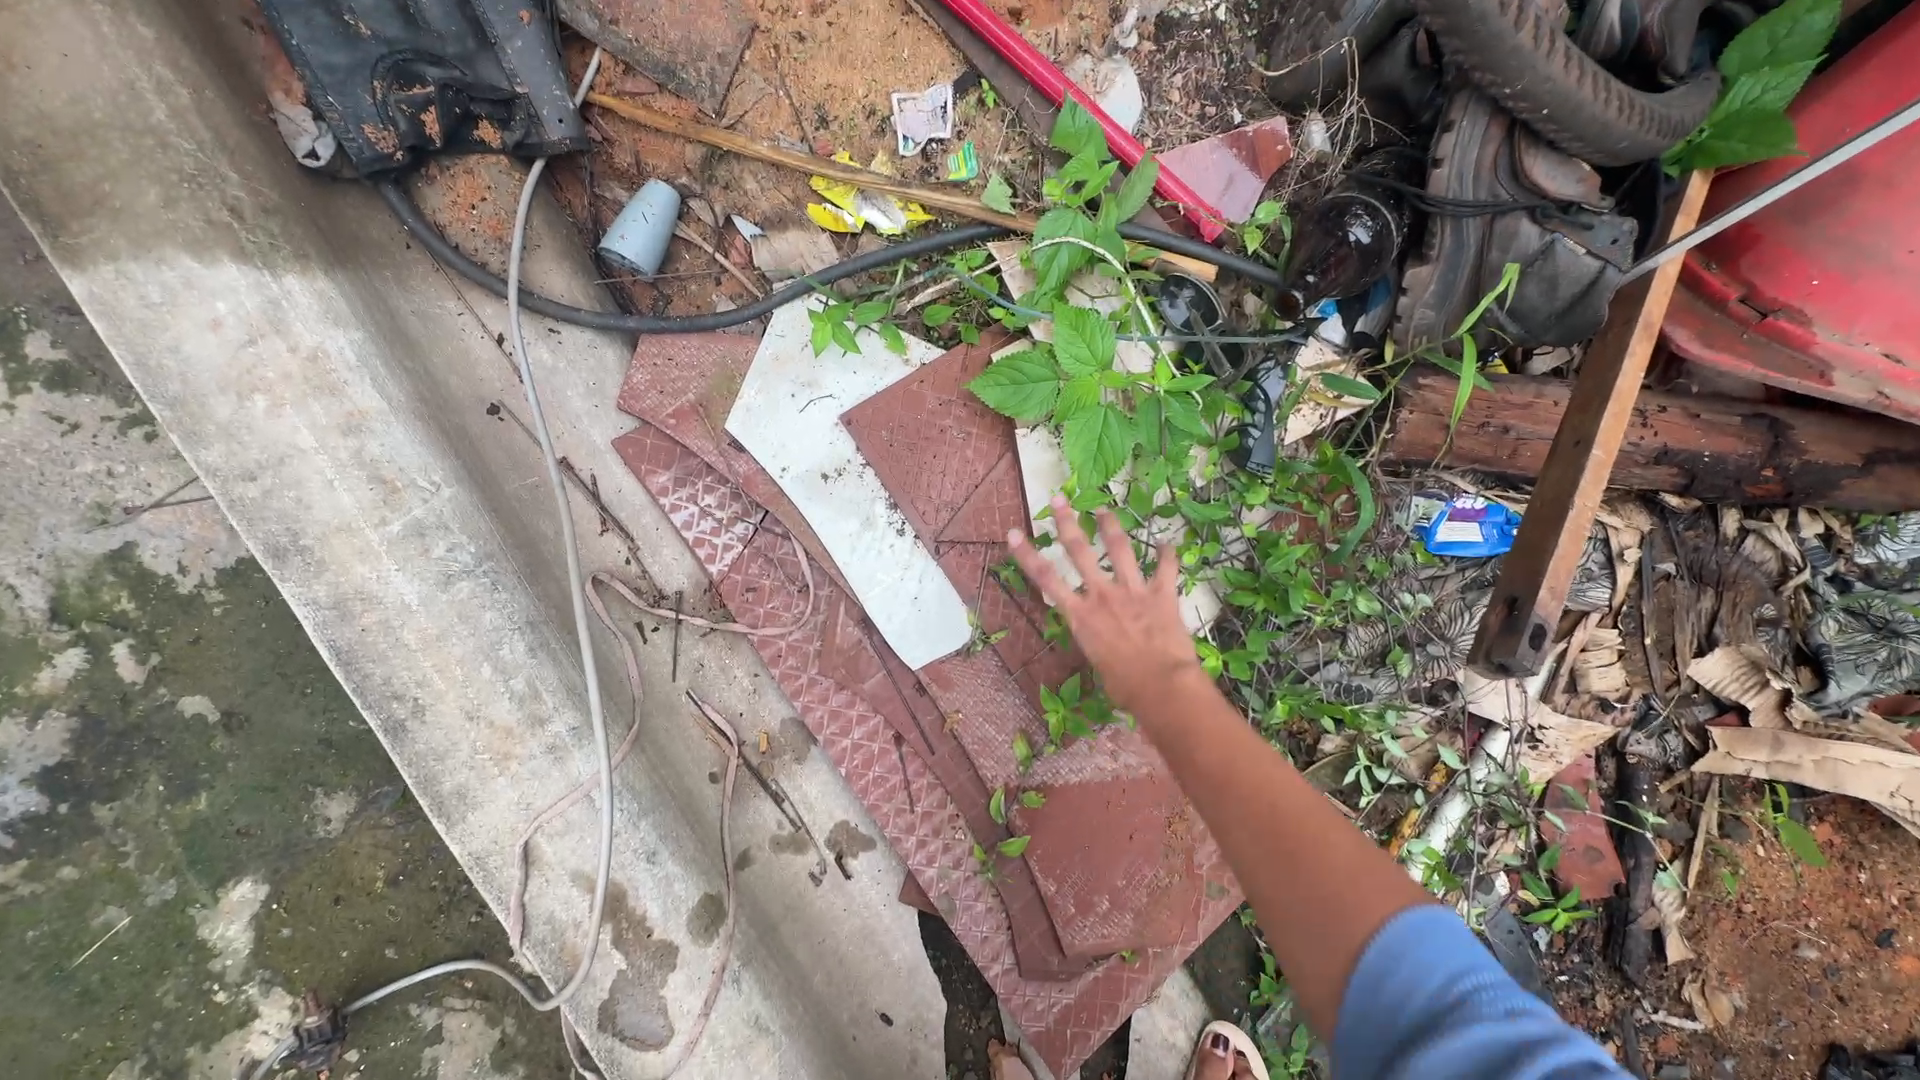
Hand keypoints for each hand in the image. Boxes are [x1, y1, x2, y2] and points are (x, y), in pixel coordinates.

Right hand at [1006, 495, 1202, 714]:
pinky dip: (1168, 554)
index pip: (1046, 579)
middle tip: (1059, 499)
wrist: (1161, 686)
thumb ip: (1097, 642)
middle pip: (1080, 551)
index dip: (1027, 555)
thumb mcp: (1098, 664)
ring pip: (1120, 549)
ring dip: (1111, 526)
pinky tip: (1169, 542)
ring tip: (1104, 508)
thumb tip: (1105, 644)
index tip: (1014, 533)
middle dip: (1067, 522)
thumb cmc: (1124, 687)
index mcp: (1081, 616)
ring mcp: (1133, 591)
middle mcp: (1102, 595)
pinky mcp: (1162, 594)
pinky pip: (1166, 568)